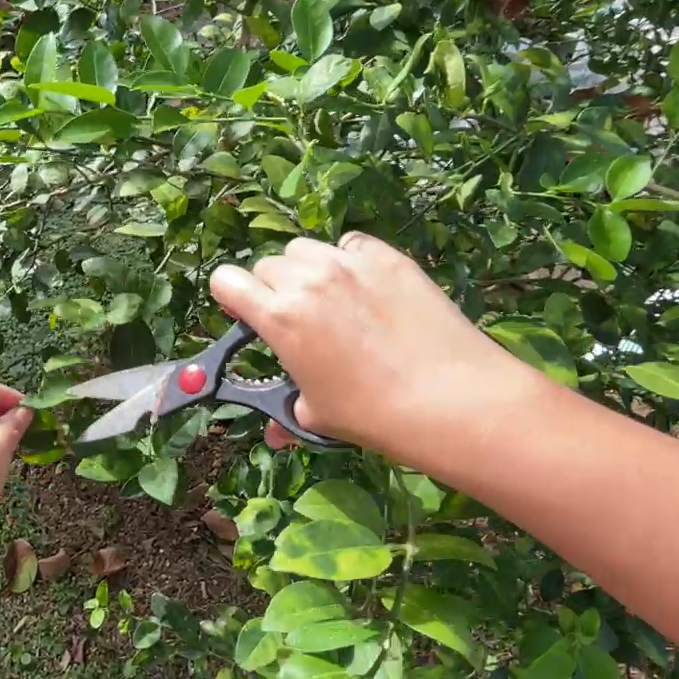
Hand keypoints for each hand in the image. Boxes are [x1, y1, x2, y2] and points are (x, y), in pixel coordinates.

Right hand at [209, 234, 552, 464]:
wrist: (453, 399)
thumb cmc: (372, 413)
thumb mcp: (317, 414)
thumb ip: (285, 412)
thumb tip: (275, 433)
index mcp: (278, 317)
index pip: (225, 280)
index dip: (231, 297)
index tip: (247, 314)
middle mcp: (307, 280)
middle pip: (267, 265)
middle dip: (272, 287)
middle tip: (296, 317)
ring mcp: (350, 264)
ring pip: (305, 249)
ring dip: (306, 269)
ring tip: (330, 299)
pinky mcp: (388, 258)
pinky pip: (351, 245)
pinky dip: (347, 260)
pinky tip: (364, 287)